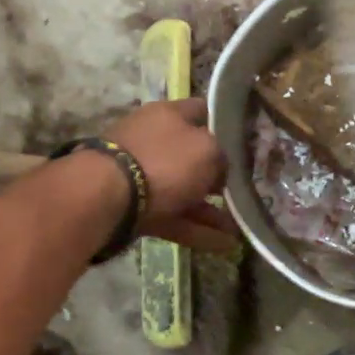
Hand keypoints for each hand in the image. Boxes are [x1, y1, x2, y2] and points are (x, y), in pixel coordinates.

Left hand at [104, 98, 236, 251]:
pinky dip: (199, 230)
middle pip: (194, 157)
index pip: (203, 111)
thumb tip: (221, 168)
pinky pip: (176, 217)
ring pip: (186, 192)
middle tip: (245, 192)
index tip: (246, 142)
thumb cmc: (165, 162)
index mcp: (169, 115)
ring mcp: (143, 175)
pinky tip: (225, 244)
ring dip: (213, 211)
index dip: (225, 124)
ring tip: (239, 229)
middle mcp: (155, 141)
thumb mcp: (208, 150)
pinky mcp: (138, 206)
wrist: (108, 196)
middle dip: (220, 177)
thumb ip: (222, 155)